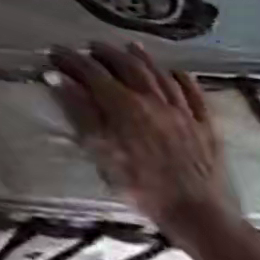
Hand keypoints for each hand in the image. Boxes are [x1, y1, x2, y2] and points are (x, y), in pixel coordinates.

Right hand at [50, 41, 240, 243]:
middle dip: (106, 52)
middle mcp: (153, 101)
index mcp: (124, 105)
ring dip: (143, 58)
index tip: (55, 51)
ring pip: (161, 76)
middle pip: (128, 66)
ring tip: (130, 46)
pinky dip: (184, 80)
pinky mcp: (205, 127)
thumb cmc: (139, 184)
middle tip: (89, 45)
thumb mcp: (100, 149)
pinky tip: (177, 72)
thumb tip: (56, 78)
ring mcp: (183, 112)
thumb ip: (79, 110)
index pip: (92, 72)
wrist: (198, 214)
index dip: (72, 59)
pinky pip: (195, 96)